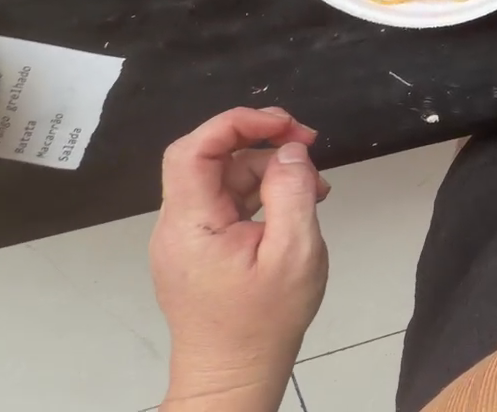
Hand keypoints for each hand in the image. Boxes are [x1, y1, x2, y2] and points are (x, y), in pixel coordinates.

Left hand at [151, 107, 330, 411]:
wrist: (236, 373)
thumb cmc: (266, 315)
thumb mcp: (295, 249)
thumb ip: (292, 192)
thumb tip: (292, 150)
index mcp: (191, 223)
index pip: (194, 150)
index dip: (237, 122)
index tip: (288, 125)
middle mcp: (179, 225)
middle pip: (213, 159)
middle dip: (264, 142)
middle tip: (313, 146)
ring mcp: (189, 237)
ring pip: (227, 178)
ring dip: (273, 170)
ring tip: (317, 191)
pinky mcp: (204, 247)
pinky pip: (232, 201)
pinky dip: (267, 192)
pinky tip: (299, 206)